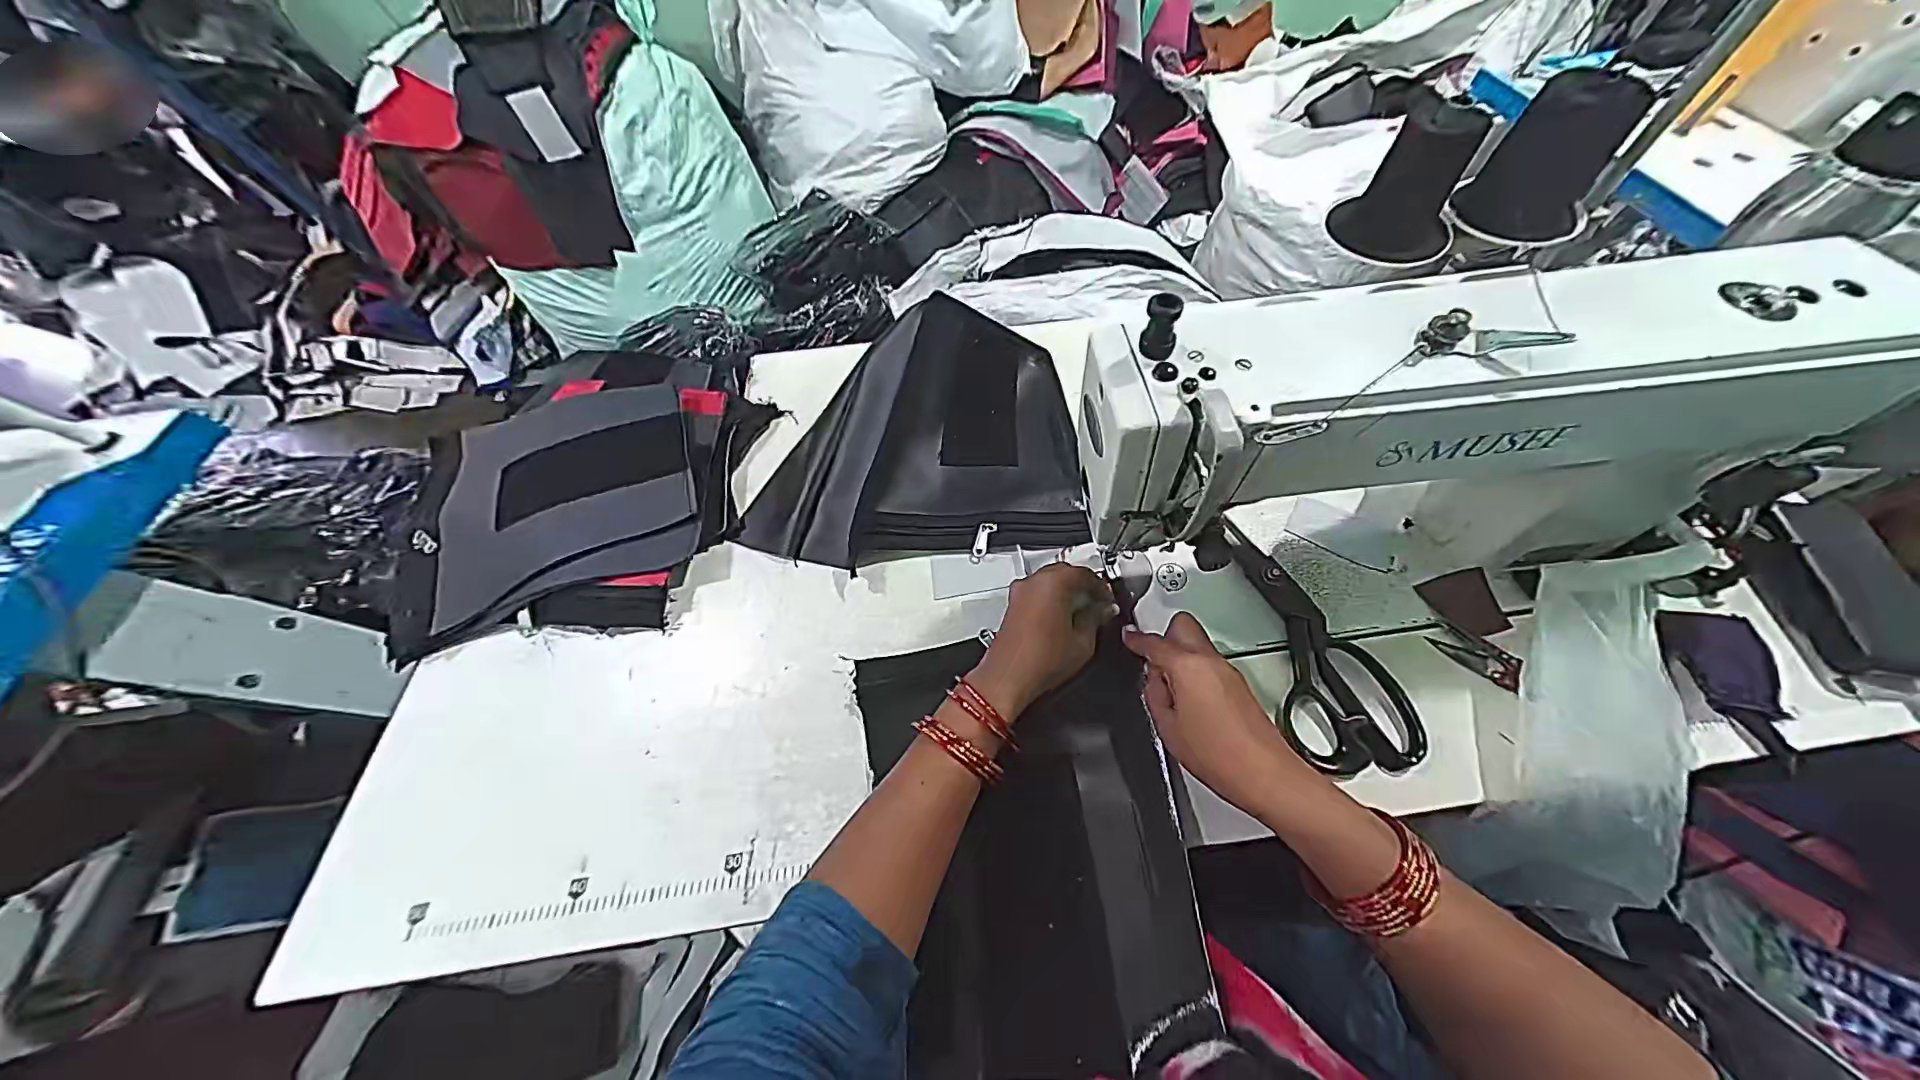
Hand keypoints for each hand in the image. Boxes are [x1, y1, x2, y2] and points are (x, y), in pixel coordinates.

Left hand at [970, 564, 1116, 718]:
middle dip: (1083, 585)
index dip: (1101, 587)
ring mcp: (1020, 593)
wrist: (1008, 678)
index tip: (1107, 598)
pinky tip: (1061, 618)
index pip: (1085, 574)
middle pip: (1065, 572)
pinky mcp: (1013, 605)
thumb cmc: (1037, 662)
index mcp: (1054, 583)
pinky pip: (1037, 592)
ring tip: (1081, 611)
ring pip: (1049, 580)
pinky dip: (1051, 598)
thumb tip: (1099, 612)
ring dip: (1066, 591)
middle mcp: (1034, 583)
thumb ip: (1095, 619)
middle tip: (1097, 602)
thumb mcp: (1083, 642)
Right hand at [1124, 613, 1318, 815]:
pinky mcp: (1240, 684)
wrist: (1264, 774)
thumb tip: (1153, 682)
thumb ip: (1153, 694)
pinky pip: (1211, 664)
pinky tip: (1190, 701)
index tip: (1130, 638)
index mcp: (1188, 667)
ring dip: (1181, 657)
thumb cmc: (1221, 756)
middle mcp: (1211, 661)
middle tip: (1152, 662)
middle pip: (1183, 625)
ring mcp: (1229, 671)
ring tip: (1172, 693)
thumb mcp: (1167, 727)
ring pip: (1198, 644)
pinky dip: (1196, 672)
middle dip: (1164, 636)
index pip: (1154, 642)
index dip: (1137, 639)